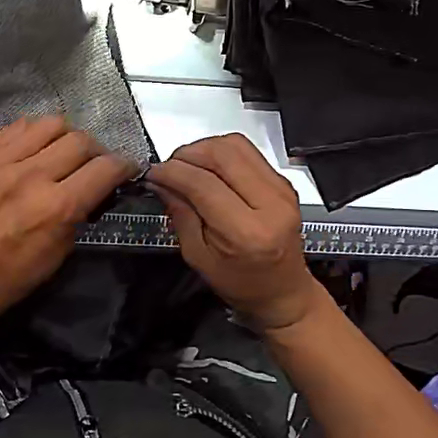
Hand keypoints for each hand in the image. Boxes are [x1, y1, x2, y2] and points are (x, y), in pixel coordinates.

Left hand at [0, 116, 136, 326]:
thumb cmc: (8, 276)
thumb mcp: (57, 255)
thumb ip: (78, 215)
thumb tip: (92, 190)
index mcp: (57, 207)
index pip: (104, 169)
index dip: (124, 166)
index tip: (126, 169)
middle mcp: (33, 175)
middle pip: (80, 140)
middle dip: (97, 151)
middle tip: (94, 164)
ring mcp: (5, 161)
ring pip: (51, 124)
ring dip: (66, 135)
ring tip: (64, 151)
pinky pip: (18, 127)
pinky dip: (35, 133)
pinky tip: (36, 147)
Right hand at [147, 134, 326, 331]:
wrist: (283, 292)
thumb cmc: (241, 283)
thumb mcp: (197, 256)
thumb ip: (179, 214)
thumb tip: (160, 181)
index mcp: (248, 232)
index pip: (203, 184)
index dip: (172, 172)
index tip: (153, 173)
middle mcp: (271, 205)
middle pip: (221, 154)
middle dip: (186, 155)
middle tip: (168, 169)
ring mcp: (281, 189)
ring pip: (234, 145)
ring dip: (203, 149)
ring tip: (187, 167)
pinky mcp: (282, 182)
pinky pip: (246, 151)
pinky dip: (219, 153)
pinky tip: (207, 168)